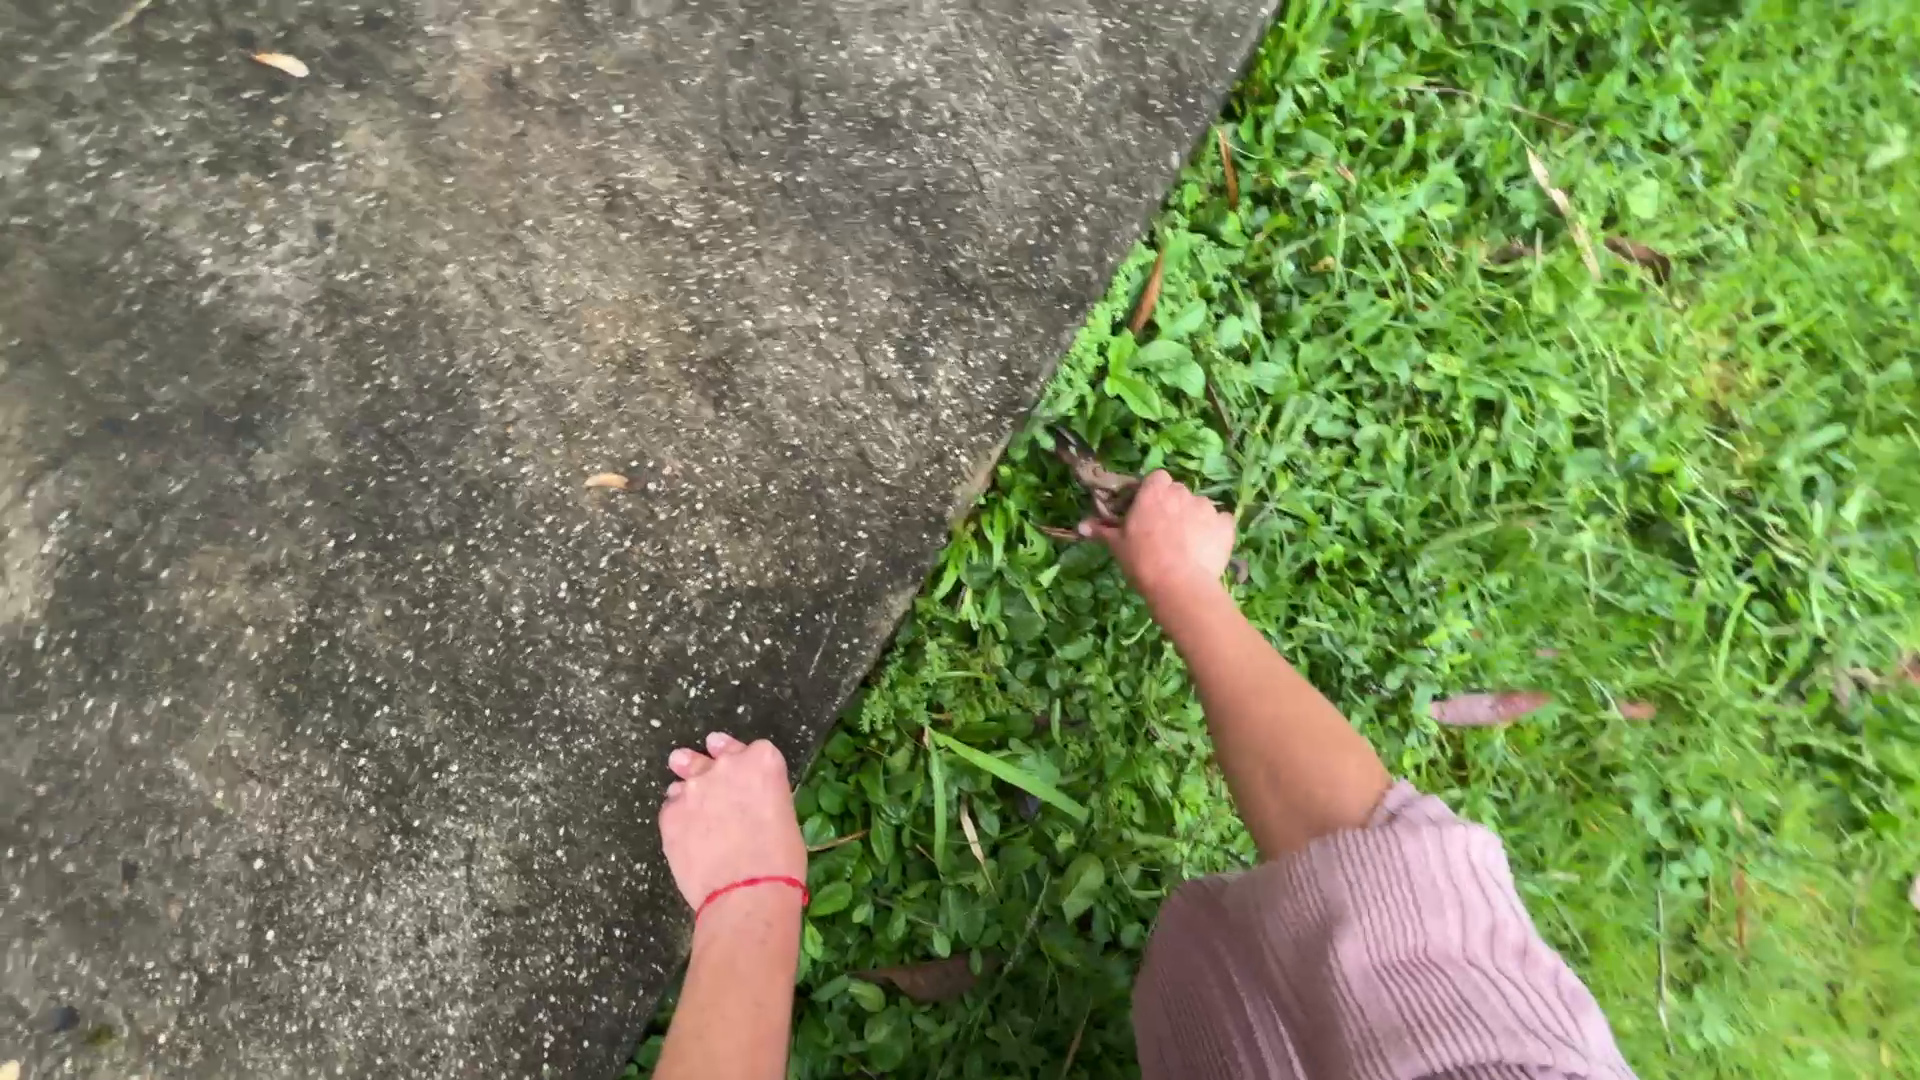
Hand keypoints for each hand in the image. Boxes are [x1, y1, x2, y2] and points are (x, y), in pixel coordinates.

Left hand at [659, 732, 806, 911]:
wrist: (747, 892)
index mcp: (763, 760)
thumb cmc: (781, 858)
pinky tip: (686, 834)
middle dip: (711, 760)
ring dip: (689, 786)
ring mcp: (694, 787)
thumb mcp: (783, 814)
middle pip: (715, 751)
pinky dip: (677, 816)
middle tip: (708, 772)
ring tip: (690, 802)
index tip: (745, 775)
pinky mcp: (670, 813)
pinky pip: (671, 807)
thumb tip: (747, 804)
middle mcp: (727, 765)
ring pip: (685, 775)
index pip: (754, 749)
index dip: (749, 763)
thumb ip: (760, 795)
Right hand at [1078, 470, 1234, 609]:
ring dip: (1194, 518)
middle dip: (1174, 505)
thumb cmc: (1142, 561)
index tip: (1149, 509)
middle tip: (1165, 530)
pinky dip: (1215, 531)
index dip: (1155, 491)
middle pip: (1178, 491)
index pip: (1157, 478)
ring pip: (1200, 506)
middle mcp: (1182, 493)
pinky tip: (1205, 549)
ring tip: (1187, 544)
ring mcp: (1207, 508)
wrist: (1178, 584)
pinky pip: (1220, 522)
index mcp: (1154, 493)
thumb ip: (1102, 530)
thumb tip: (1081, 525)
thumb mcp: (1117, 546)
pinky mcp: (1225, 525)